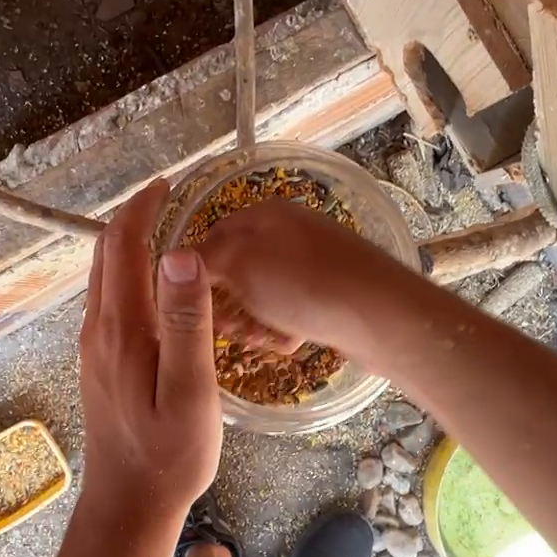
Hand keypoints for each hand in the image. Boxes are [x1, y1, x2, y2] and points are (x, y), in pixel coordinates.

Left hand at [77, 180, 221, 526]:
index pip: (124, 245)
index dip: (144, 207)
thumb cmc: (170, 453)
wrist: (128, 504)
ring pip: (104, 275)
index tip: (169, 184)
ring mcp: (94, 345)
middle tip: (169, 197)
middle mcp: (98, 327)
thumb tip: (181, 255)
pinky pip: (108, 297)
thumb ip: (187, 322)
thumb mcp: (191, 390)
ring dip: (128, 242)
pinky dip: (128, 270)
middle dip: (133, 217)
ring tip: (165, 227)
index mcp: (122, 326)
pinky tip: (155, 282)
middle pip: (106, 253)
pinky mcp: (99, 361)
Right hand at [194, 199, 426, 353]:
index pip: (212, 235)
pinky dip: (283, 325)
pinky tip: (287, 342)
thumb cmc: (304, 283)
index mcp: (265, 214)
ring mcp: (313, 262)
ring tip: (258, 340)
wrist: (380, 314)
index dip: (195, 272)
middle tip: (225, 329)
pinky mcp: (331, 292)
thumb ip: (204, 258)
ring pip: (263, 292)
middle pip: (238, 267)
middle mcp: (288, 231)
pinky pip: (291, 308)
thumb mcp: (241, 264)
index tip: (188, 305)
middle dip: (227, 301)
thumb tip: (175, 257)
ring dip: (253, 318)